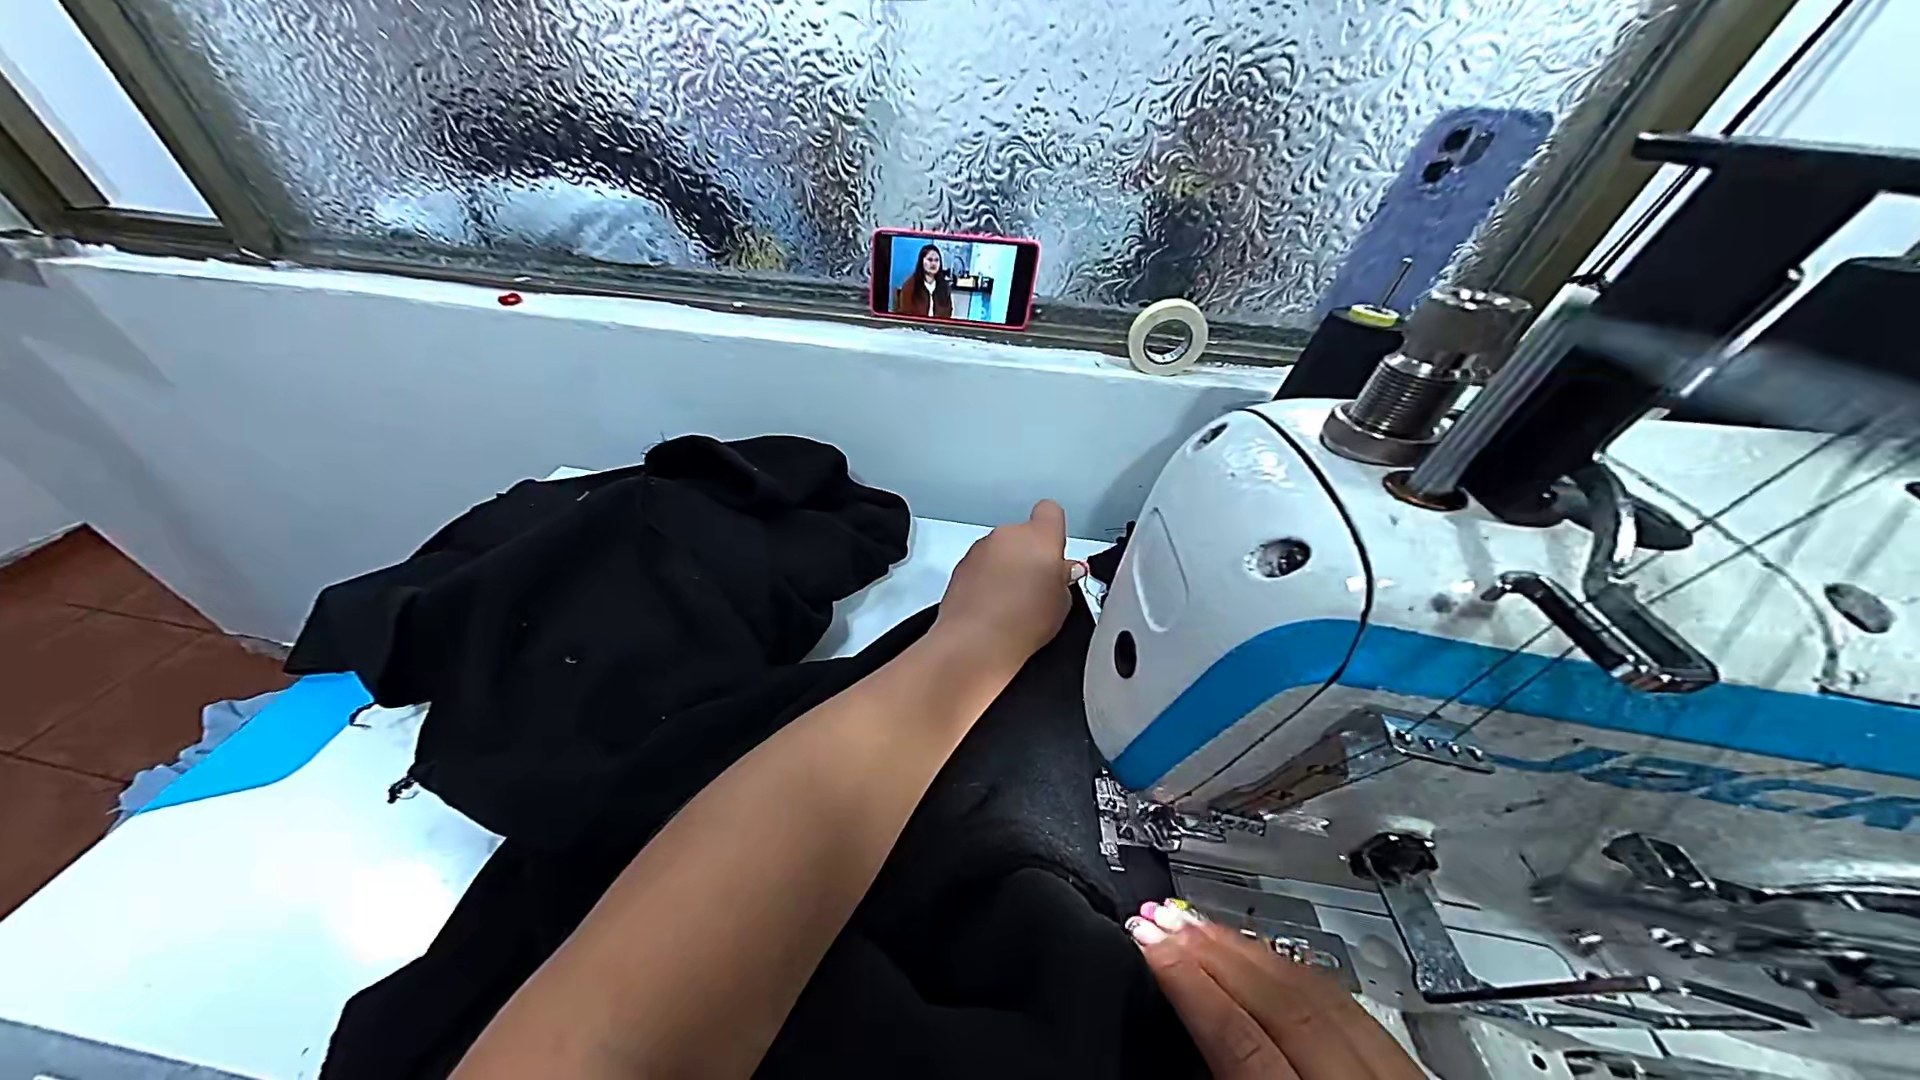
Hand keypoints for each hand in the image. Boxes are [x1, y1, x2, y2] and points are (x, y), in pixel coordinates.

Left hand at [932, 499, 1085, 669]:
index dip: (1054, 530)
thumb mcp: (1063, 603)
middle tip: (1038, 588)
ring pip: (1000, 550)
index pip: (1050, 512)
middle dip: (1030, 555)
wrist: (976, 640)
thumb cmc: (1022, 621)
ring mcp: (980, 549)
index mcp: (1039, 536)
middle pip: (1023, 535)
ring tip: (1014, 604)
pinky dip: (986, 580)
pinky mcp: (960, 566)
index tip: (1056, 552)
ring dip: (1006, 568)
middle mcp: (1007, 535)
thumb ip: (1063, 578)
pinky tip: (993, 608)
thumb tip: (1061, 573)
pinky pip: (980, 567)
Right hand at [1129, 901, 1425, 1079]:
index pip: (1244, 1046)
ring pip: (1320, 992)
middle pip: (1283, 1004)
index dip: (1189, 984)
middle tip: (1161, 919)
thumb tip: (1183, 1042)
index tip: (1149, 942)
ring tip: (1199, 925)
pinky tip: (1263, 957)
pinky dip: (1295, 971)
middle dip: (1212, 951)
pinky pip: (1349, 1005)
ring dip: (1249, 951)